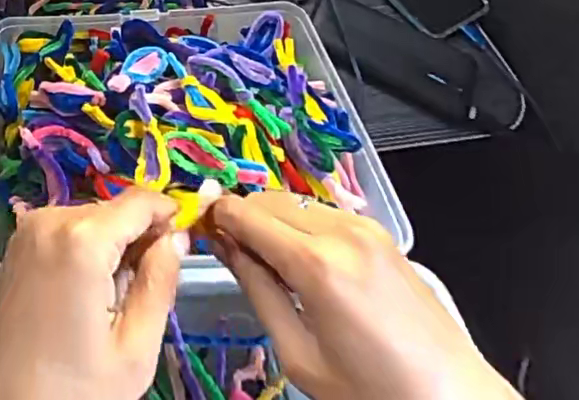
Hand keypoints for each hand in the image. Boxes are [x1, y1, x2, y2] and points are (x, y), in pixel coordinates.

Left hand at [0, 191, 186, 399]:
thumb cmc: (70, 393)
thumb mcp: (132, 352)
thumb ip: (159, 284)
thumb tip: (176, 237)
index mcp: (82, 240)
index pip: (139, 201)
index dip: (168, 212)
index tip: (186, 235)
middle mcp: (51, 219)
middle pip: (113, 211)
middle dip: (137, 238)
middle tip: (147, 289)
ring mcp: (29, 228)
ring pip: (91, 218)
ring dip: (111, 245)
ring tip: (111, 301)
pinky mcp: (17, 242)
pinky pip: (66, 229)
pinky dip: (84, 248)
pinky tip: (84, 294)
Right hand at [207, 192, 517, 399]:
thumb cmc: (373, 396)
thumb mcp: (300, 355)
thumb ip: (256, 288)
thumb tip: (222, 243)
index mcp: (315, 263)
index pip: (243, 213)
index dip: (215, 215)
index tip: (200, 229)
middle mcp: (338, 229)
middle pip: (265, 197)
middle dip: (241, 216)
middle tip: (230, 249)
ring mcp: (363, 224)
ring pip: (291, 199)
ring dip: (270, 217)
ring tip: (269, 260)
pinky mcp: (379, 230)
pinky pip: (319, 210)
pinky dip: (298, 223)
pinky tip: (304, 260)